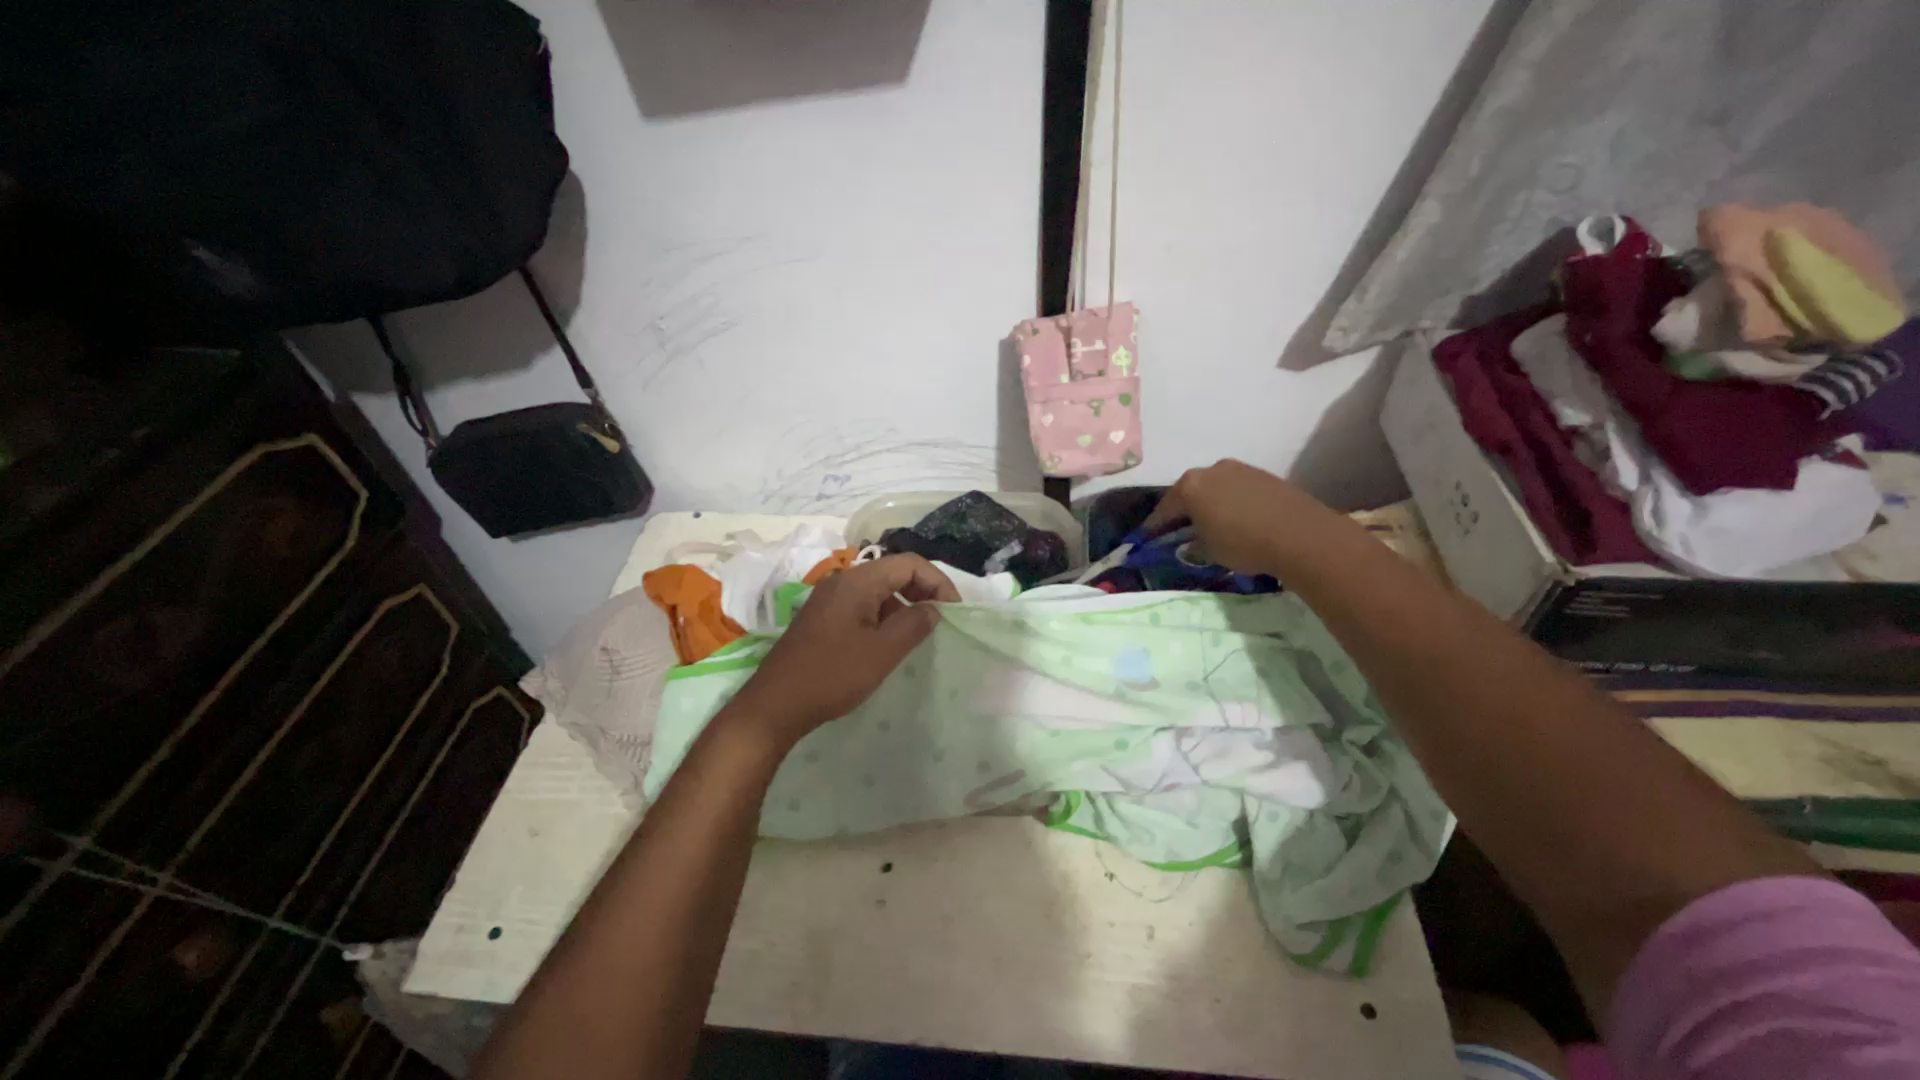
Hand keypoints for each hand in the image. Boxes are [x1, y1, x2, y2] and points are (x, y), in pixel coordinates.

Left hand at [721, 554, 960, 749]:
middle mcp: (842, 582)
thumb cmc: (832, 676)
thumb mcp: (882, 652)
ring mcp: (829, 600)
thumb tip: (933, 609)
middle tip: (941, 620)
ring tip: (919, 634)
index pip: (909, 563)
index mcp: (857, 582)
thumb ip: (914, 624)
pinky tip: (889, 643)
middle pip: (893, 572)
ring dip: (904, 605)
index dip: (938, 582)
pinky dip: (884, 616)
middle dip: (922, 590)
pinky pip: (862, 605)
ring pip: (878, 590)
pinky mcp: (822, 619)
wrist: (775, 704)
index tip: (954, 612)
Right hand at [1142, 459, 1330, 574]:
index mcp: (1190, 485)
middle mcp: (1212, 469)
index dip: (1154, 527)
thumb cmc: (1243, 542)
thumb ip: (1192, 545)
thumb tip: (1189, 544)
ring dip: (1210, 506)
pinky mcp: (1265, 476)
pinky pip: (1238, 490)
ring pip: (1215, 489)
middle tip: (1179, 532)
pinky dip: (1232, 504)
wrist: (1300, 534)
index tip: (1147, 539)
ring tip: (1212, 527)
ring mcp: (1241, 469)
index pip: (1164, 508)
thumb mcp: (1209, 551)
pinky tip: (1239, 521)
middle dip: (1184, 512)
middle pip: (1190, 493)